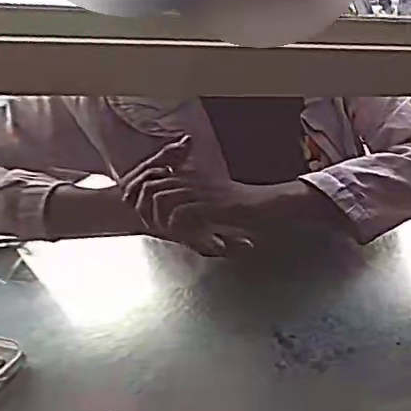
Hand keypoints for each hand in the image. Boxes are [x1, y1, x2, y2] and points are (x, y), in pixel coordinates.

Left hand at [121, 137, 346, 254]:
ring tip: (160, 229)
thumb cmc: (246, 206)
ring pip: (160, 197)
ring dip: (156, 215)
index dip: (142, 194)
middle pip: (150, 184)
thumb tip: (180, 212)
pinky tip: (179, 234)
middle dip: (142, 205)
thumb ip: (196, 201)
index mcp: (191, 176)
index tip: (145, 212)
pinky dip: (175, 225)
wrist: (268, 204)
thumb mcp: (215, 199)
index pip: (153, 176)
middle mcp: (193, 180)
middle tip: (148, 223)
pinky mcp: (210, 204)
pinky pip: (179, 212)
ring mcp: (200, 191)